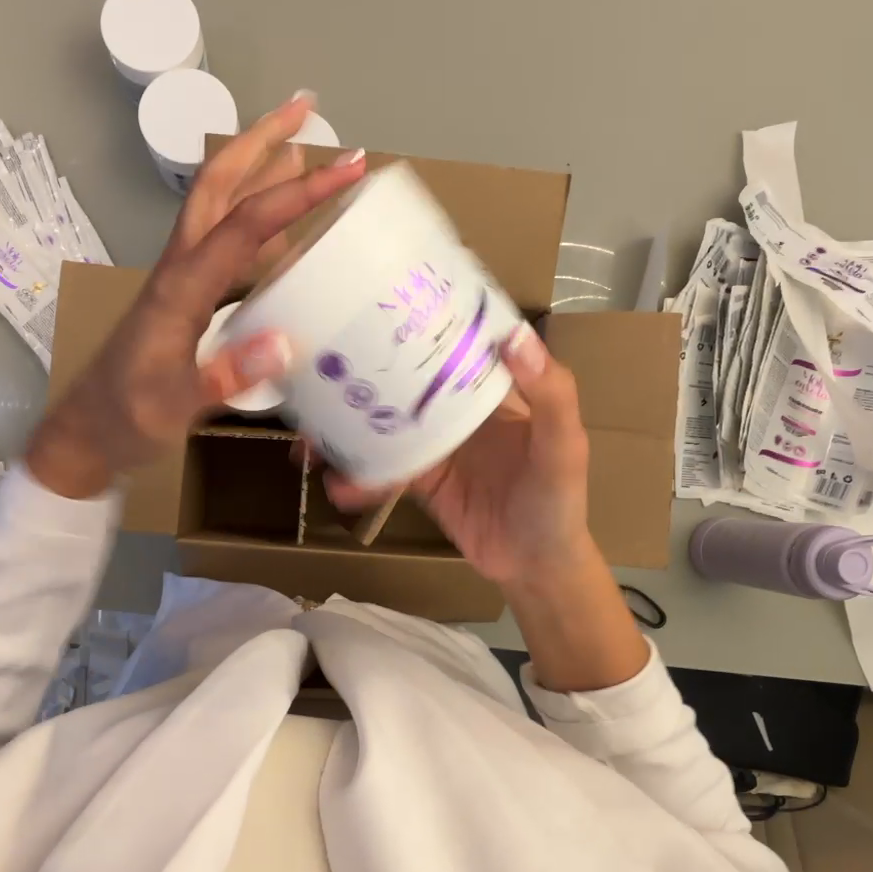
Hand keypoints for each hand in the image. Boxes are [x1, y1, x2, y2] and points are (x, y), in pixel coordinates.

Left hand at [28, 94, 366, 496]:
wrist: (87, 432)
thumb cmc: (128, 419)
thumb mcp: (174, 407)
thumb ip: (223, 378)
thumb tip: (285, 342)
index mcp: (182, 286)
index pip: (245, 224)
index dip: (298, 193)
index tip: (348, 168)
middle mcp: (181, 268)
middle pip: (217, 184)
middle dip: (261, 139)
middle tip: (306, 106)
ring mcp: (182, 279)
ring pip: (218, 204)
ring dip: (257, 168)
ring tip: (302, 147)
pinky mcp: (186, 297)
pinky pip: (226, 242)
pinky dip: (257, 219)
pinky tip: (283, 231)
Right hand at [325, 324, 596, 588]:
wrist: (536, 567)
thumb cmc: (558, 500)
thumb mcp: (563, 446)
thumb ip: (550, 393)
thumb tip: (515, 335)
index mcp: (492, 389)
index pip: (454, 343)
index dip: (420, 324)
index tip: (374, 304)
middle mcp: (459, 408)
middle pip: (405, 382)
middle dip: (363, 377)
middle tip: (316, 372)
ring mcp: (436, 445)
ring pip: (384, 426)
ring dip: (347, 429)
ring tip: (309, 437)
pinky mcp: (421, 481)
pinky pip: (383, 473)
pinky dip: (359, 480)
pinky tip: (337, 487)